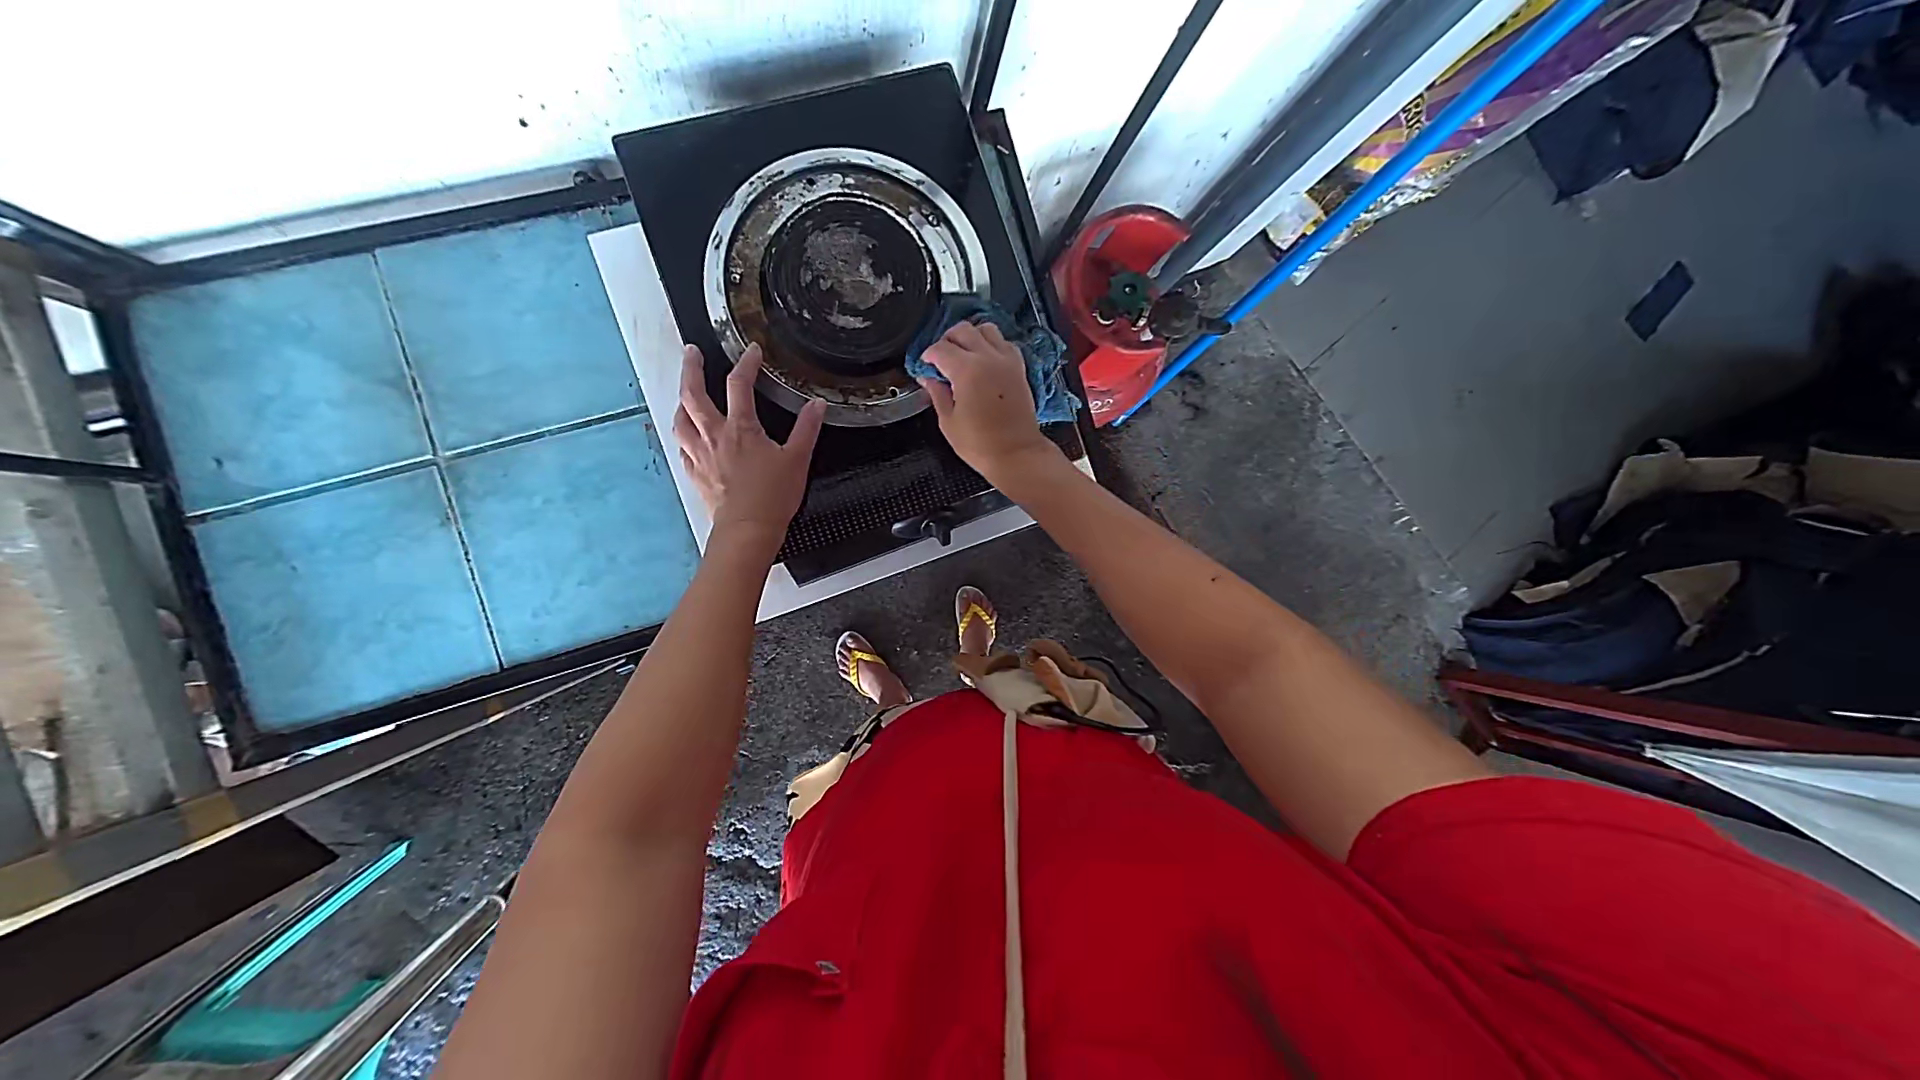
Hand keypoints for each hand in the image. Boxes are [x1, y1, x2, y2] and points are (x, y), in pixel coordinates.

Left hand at [673, 343, 824, 547]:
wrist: (748, 529)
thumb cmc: (772, 497)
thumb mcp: (798, 459)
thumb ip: (807, 428)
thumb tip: (817, 406)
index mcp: (741, 429)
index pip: (739, 384)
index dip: (746, 363)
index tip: (751, 352)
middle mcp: (714, 437)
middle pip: (693, 394)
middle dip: (691, 368)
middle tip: (691, 353)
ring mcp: (700, 455)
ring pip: (680, 419)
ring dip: (681, 400)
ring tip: (685, 392)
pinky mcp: (696, 473)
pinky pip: (682, 447)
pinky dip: (683, 435)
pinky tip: (687, 435)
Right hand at [917, 321, 1061, 484]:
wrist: (1016, 454)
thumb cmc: (980, 444)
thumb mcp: (948, 421)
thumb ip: (937, 393)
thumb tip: (928, 379)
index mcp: (967, 370)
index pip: (940, 348)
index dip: (927, 355)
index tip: (924, 366)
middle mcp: (988, 358)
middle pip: (963, 330)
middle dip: (947, 340)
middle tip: (940, 357)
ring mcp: (1007, 360)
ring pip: (986, 328)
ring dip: (971, 336)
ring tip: (963, 354)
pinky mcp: (1019, 367)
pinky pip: (1004, 342)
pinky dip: (991, 344)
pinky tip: (984, 361)